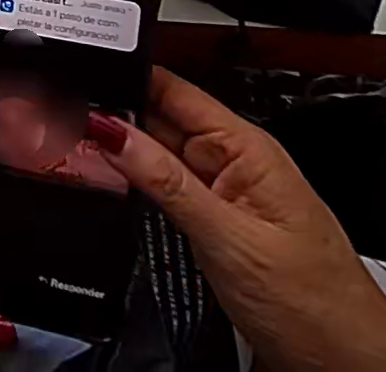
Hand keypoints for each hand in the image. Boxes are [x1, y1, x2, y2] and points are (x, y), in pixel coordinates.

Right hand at [86, 68, 385, 371]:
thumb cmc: (320, 310)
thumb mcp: (228, 237)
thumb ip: (162, 179)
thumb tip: (108, 128)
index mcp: (245, 147)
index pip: (170, 88)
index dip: (123, 74)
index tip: (75, 78)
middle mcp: (227, 159)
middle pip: (151, 115)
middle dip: (109, 114)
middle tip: (65, 118)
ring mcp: (214, 186)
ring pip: (148, 148)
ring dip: (115, 146)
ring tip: (75, 143)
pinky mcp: (203, 213)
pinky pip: (154, 179)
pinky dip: (126, 175)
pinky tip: (101, 173)